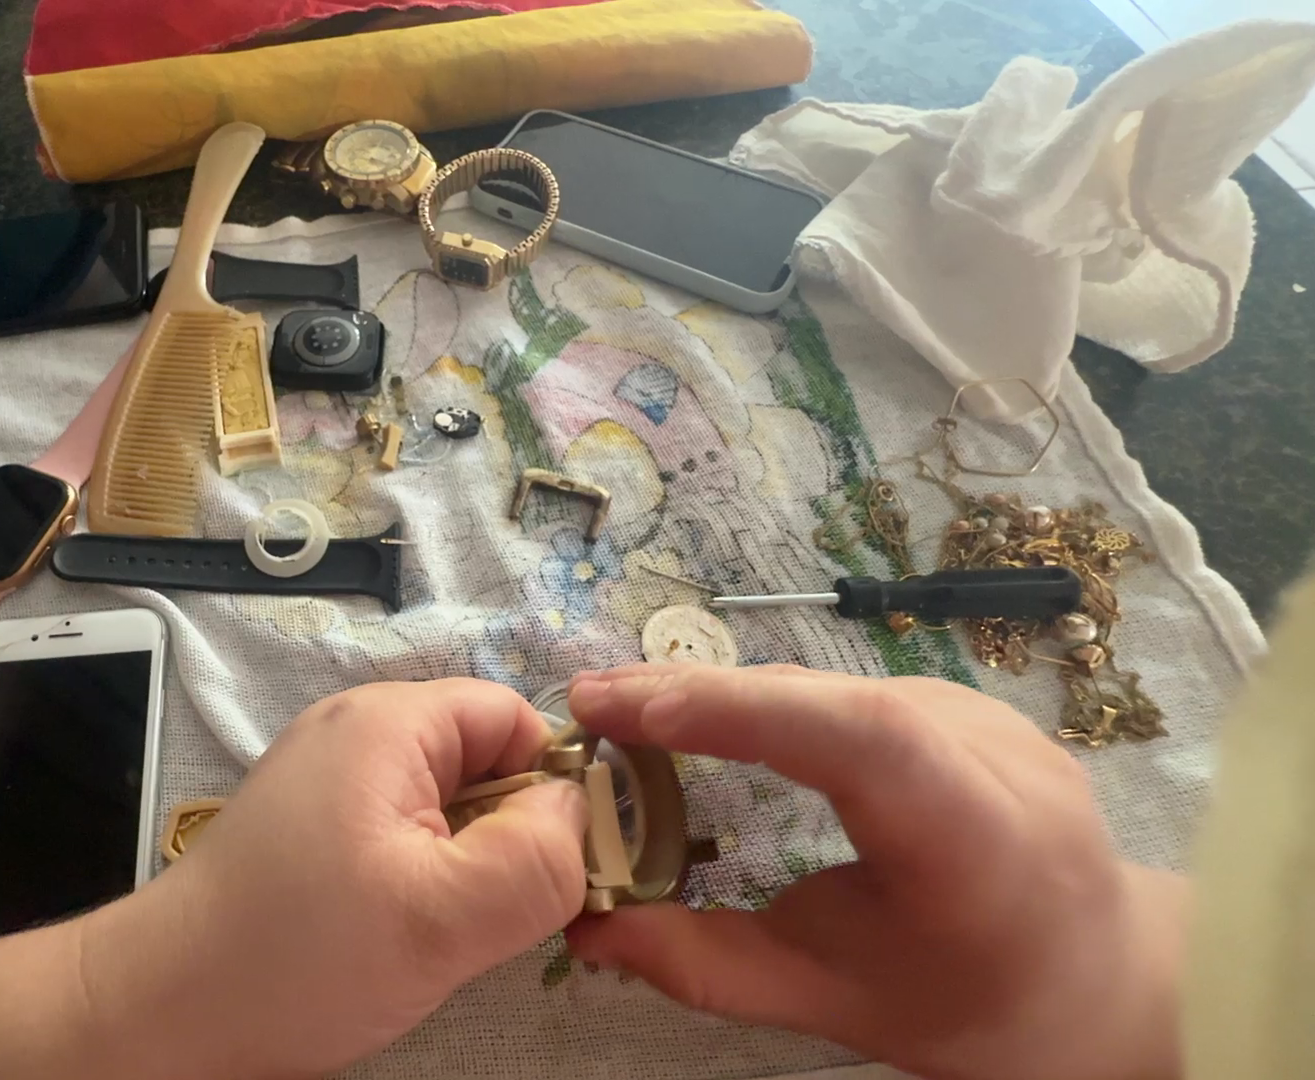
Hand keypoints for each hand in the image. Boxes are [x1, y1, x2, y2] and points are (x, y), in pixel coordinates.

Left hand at [83, 678, 589, 1078]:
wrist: (166, 1006)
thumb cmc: (299, 954)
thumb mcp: (439, 917)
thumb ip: (535, 860)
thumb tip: (579, 812)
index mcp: (388, 721)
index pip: (509, 717)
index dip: (549, 782)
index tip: (556, 865)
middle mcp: (358, 728)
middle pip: (479, 756)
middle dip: (507, 830)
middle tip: (491, 911)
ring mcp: (332, 771)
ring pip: (446, 798)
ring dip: (465, 858)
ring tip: (441, 924)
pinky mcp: (316, 815)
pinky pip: (403, 823)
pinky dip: (424, 868)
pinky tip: (400, 922)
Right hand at [563, 664, 1188, 1079]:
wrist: (1100, 970)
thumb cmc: (971, 1000)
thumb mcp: (835, 1001)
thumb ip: (704, 966)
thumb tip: (584, 926)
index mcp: (977, 840)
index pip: (862, 743)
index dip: (741, 712)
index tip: (632, 712)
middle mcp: (981, 749)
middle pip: (815, 697)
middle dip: (687, 694)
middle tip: (586, 702)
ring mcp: (962, 708)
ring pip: (806, 683)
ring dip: (702, 688)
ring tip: (613, 703)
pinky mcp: (933, 698)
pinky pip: (818, 687)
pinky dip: (737, 696)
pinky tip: (683, 709)